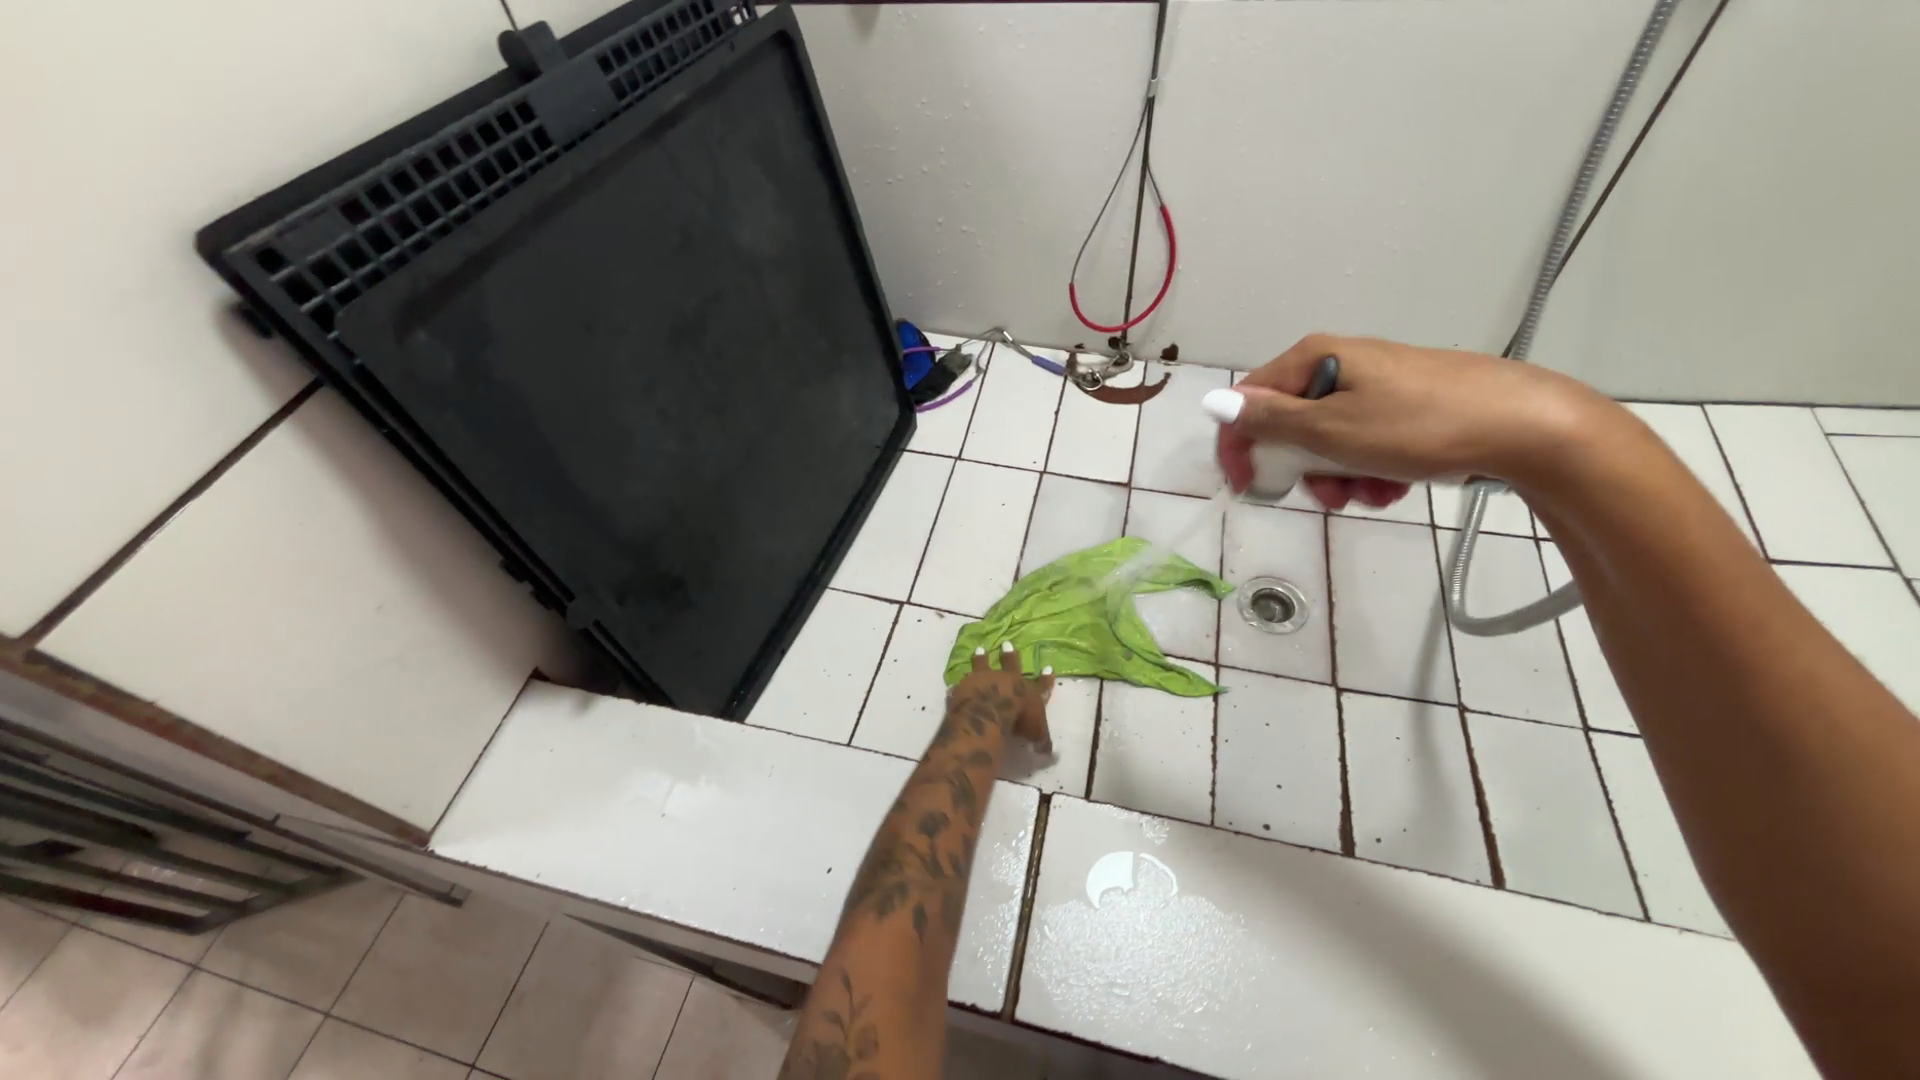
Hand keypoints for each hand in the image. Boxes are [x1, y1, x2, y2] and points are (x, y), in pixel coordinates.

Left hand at [952, 643, 1053, 753]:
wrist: (988, 713)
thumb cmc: (1017, 722)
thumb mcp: (1036, 734)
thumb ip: (1041, 741)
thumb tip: (1049, 752)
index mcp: (1027, 692)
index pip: (1040, 685)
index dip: (1045, 679)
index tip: (1048, 667)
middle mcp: (1006, 681)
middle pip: (1010, 665)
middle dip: (1010, 655)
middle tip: (1007, 643)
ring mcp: (984, 680)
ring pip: (983, 665)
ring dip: (981, 658)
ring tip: (979, 649)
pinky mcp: (965, 686)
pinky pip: (961, 686)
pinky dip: (958, 686)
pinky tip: (952, 686)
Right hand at [1214, 333, 1614, 494]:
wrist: (1524, 427)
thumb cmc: (1417, 425)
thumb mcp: (1331, 429)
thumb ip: (1268, 419)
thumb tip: (1214, 403)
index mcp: (1315, 357)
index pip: (1249, 399)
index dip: (1239, 444)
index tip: (1247, 487)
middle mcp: (1340, 363)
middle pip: (1290, 423)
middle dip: (1302, 468)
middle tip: (1328, 496)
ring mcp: (1376, 383)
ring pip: (1328, 439)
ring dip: (1338, 476)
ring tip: (1371, 495)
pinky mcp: (1405, 404)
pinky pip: (1364, 440)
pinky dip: (1369, 469)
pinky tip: (1394, 487)